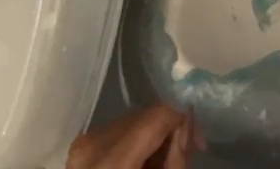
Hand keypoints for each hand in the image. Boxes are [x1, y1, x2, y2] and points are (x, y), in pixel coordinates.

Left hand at [67, 105, 203, 168]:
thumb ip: (177, 159)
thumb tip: (187, 122)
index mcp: (112, 162)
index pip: (156, 116)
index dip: (182, 122)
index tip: (199, 144)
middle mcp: (92, 145)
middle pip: (142, 117)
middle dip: (167, 132)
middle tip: (185, 156)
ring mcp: (82, 146)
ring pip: (130, 123)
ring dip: (151, 138)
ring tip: (161, 165)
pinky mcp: (80, 150)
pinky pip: (115, 134)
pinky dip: (133, 145)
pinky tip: (142, 166)